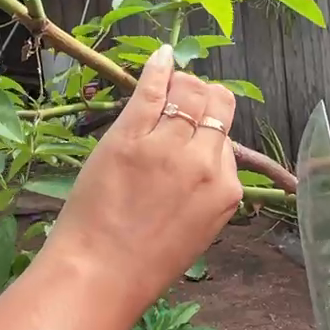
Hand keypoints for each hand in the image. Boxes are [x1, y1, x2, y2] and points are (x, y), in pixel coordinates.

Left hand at [45, 44, 240, 301]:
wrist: (100, 273)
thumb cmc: (144, 261)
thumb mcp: (198, 228)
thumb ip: (208, 188)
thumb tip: (207, 153)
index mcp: (226, 190)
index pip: (229, 137)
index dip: (211, 126)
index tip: (195, 123)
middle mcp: (203, 163)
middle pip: (215, 105)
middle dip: (203, 96)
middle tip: (184, 98)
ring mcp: (166, 147)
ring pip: (187, 92)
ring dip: (181, 82)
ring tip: (171, 81)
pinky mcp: (129, 137)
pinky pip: (152, 89)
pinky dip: (159, 68)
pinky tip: (162, 55)